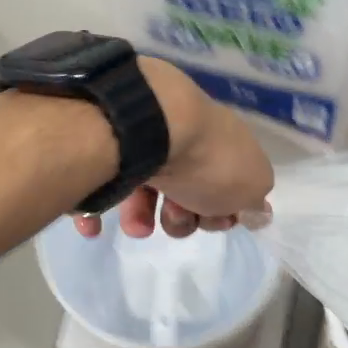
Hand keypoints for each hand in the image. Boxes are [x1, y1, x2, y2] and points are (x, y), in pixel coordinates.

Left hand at [74, 57, 274, 237]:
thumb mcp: (253, 185)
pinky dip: (95, 210)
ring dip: (142, 218)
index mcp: (222, 144)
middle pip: (184, 191)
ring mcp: (143, 138)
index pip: (225, 184)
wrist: (149, 121)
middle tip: (175, 217)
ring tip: (135, 226)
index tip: (214, 219)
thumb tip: (255, 210)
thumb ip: (254, 200)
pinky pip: (101, 183)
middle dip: (182, 217)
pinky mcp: (105, 142)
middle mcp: (184, 137)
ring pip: (144, 190)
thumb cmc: (208, 159)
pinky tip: (92, 225)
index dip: (222, 211)